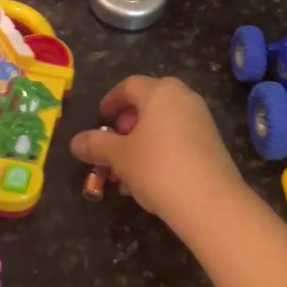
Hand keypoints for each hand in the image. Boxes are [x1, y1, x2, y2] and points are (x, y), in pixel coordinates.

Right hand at [69, 76, 244, 226]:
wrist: (210, 200)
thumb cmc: (158, 168)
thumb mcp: (120, 157)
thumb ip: (97, 145)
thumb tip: (75, 141)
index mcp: (161, 92)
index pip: (130, 85)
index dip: (111, 100)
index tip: (100, 118)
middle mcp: (184, 98)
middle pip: (149, 104)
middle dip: (127, 125)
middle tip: (113, 146)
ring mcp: (201, 119)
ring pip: (163, 125)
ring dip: (141, 143)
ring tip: (124, 173)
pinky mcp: (211, 142)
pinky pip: (178, 139)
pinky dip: (159, 152)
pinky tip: (147, 182)